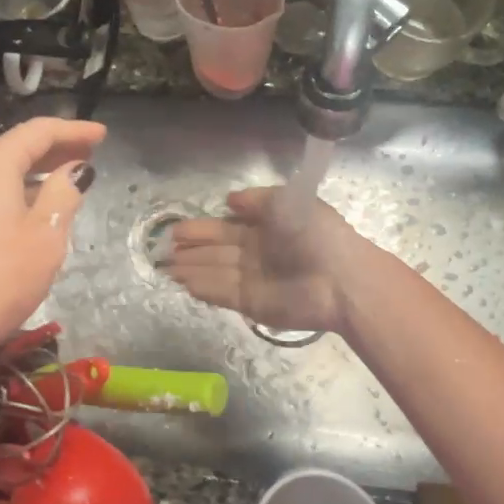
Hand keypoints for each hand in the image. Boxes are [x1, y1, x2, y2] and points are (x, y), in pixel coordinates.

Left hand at [0, 118, 105, 369]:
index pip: (38, 131)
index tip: (101, 134)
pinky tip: (19, 216)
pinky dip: (5, 195)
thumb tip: (73, 170)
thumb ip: (63, 195)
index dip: (74, 130)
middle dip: (52, 151)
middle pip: (12, 149)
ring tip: (57, 184)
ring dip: (28, 175)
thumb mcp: (45, 238)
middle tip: (86, 155)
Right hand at [163, 188, 375, 334]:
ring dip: (191, 270)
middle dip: (190, 251)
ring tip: (166, 268)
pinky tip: (184, 283)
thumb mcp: (287, 200)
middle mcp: (256, 254)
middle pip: (216, 251)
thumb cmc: (316, 234)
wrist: (340, 279)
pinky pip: (222, 293)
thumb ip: (256, 199)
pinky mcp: (253, 304)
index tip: (176, 230)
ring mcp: (253, 280)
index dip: (201, 229)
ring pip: (214, 272)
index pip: (225, 229)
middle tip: (163, 250)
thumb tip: (228, 201)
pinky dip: (203, 288)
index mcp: (266, 229)